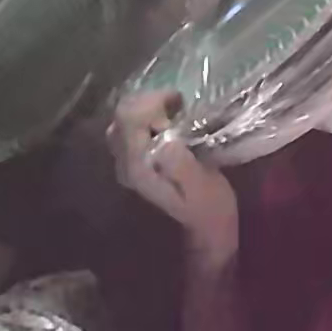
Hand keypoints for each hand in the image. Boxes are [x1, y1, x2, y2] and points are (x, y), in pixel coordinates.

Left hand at [107, 91, 238, 269]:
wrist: (206, 229)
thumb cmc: (209, 205)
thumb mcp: (202, 185)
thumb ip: (180, 164)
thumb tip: (165, 138)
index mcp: (138, 167)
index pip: (129, 118)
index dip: (153, 102)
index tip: (180, 104)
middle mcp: (125, 163)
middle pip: (121, 115)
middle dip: (150, 101)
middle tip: (179, 104)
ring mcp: (127, 162)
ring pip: (123, 118)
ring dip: (149, 106)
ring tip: (176, 109)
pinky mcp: (136, 160)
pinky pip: (130, 126)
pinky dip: (148, 115)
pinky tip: (168, 119)